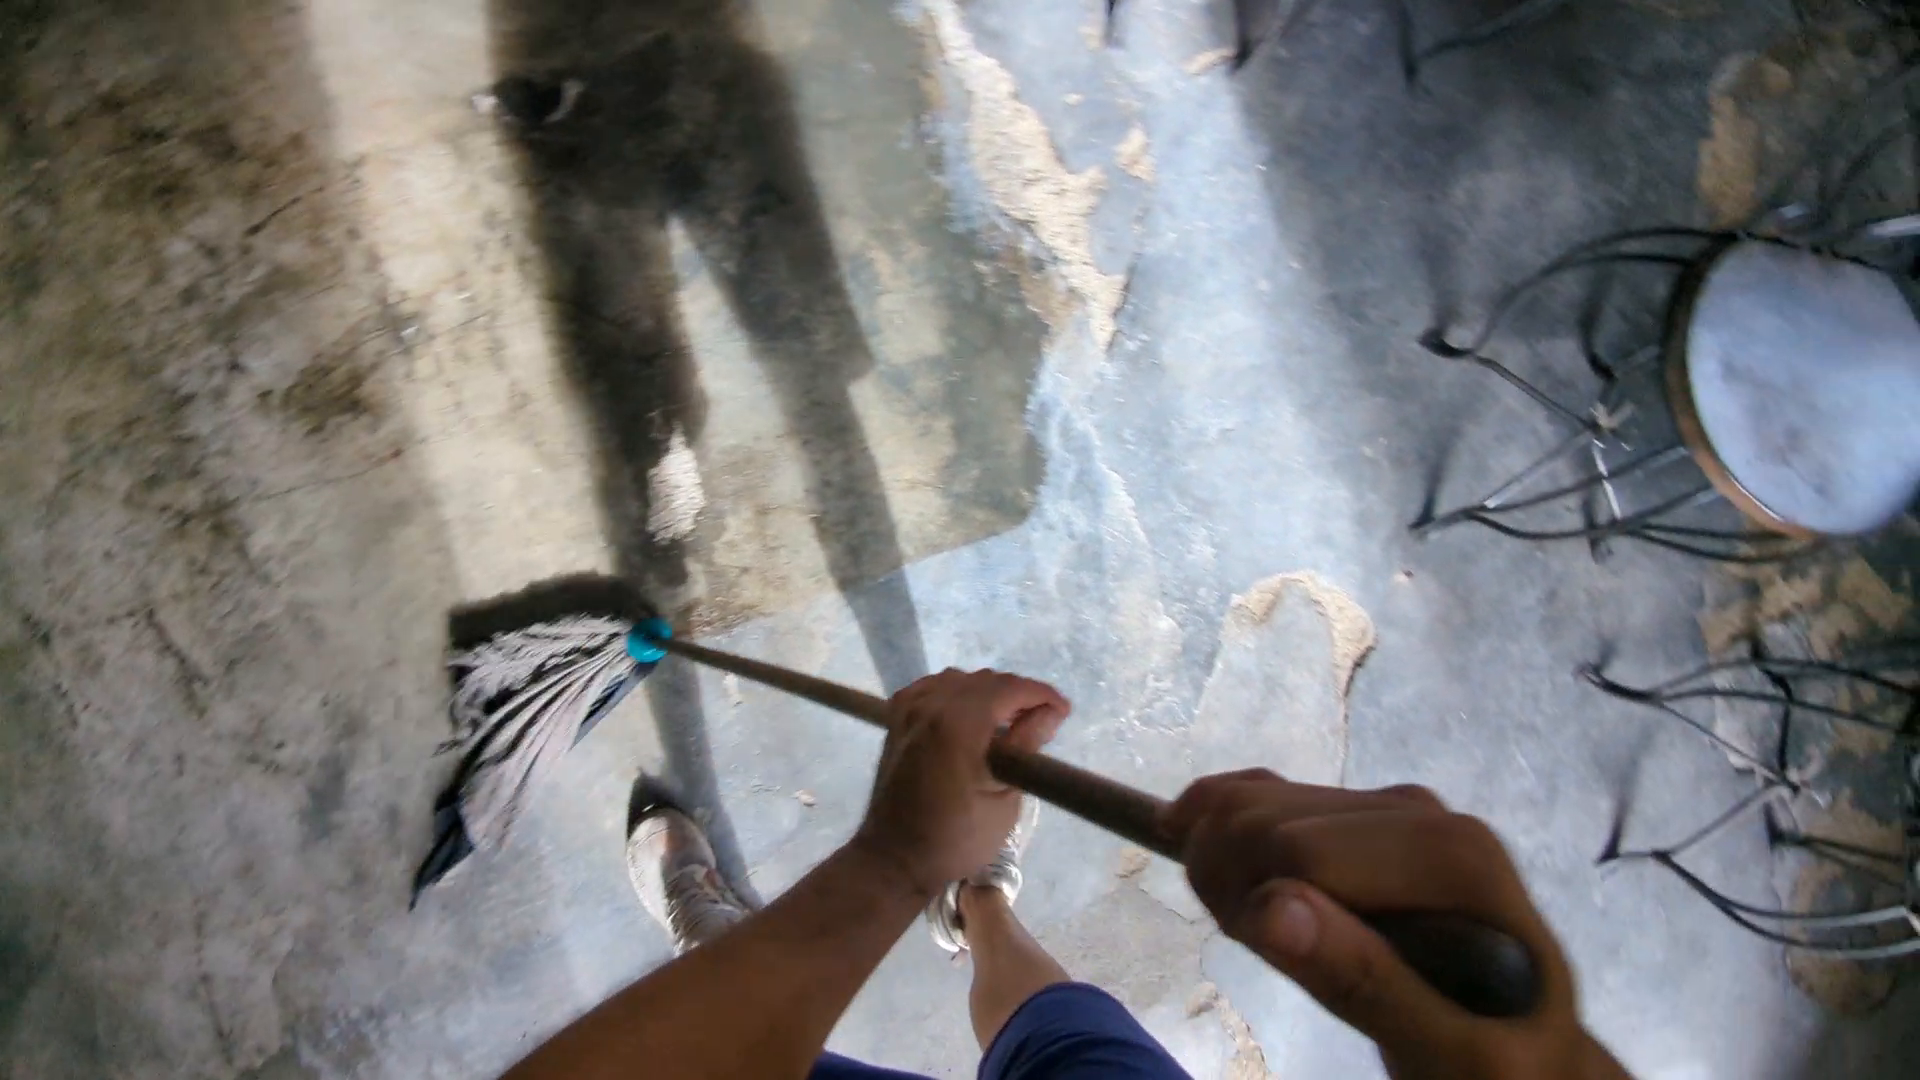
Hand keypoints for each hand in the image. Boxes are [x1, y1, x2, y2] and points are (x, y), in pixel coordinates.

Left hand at [851, 669, 1069, 897]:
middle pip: (986, 680)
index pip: (1010, 688)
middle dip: (1019, 695)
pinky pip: (934, 687)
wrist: (894, 857)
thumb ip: (1026, 747)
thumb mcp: (1004, 799)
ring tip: (1009, 721)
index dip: (1042, 695)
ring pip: (961, 680)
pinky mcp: (898, 717)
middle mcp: (931, 704)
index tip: (1064, 712)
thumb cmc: (955, 838)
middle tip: (1042, 721)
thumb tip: (1050, 713)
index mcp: (958, 723)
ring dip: (989, 694)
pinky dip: (957, 693)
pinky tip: (970, 715)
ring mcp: (910, 708)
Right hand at [1163, 770, 1628, 1079]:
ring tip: (1240, 916)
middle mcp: (1417, 810)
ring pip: (1251, 797)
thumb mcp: (1451, 1055)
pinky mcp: (1355, 809)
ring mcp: (1384, 804)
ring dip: (1218, 852)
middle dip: (1228, 874)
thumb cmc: (1498, 1061)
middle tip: (1240, 938)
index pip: (1299, 849)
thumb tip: (1269, 908)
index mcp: (1450, 854)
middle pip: (1268, 816)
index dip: (1249, 899)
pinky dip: (1213, 810)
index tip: (1242, 945)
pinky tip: (1185, 830)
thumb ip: (1366, 981)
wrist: (1526, 1049)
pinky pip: (1260, 790)